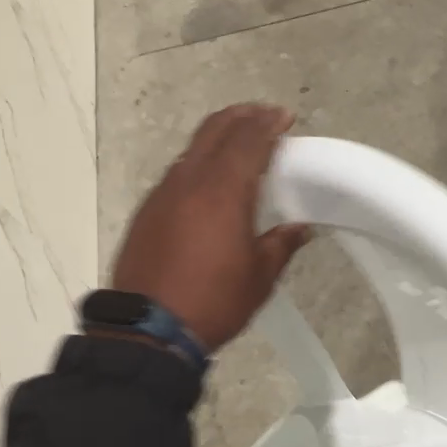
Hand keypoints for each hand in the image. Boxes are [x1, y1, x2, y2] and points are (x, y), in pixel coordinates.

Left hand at [109, 104, 311, 350]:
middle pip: (215, 131)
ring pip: (193, 150)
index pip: (248, 141)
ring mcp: (163, 194)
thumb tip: (299, 228)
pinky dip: (199, 164)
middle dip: (241, 117)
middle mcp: (190, 181)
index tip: (284, 117)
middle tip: (262, 116)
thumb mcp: (259, 278)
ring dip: (218, 139)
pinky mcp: (147, 212)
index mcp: (224, 192)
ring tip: (239, 146)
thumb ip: (280, 245)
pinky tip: (209, 183)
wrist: (149, 329)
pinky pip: (178, 174)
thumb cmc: (214, 302)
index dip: (268, 124)